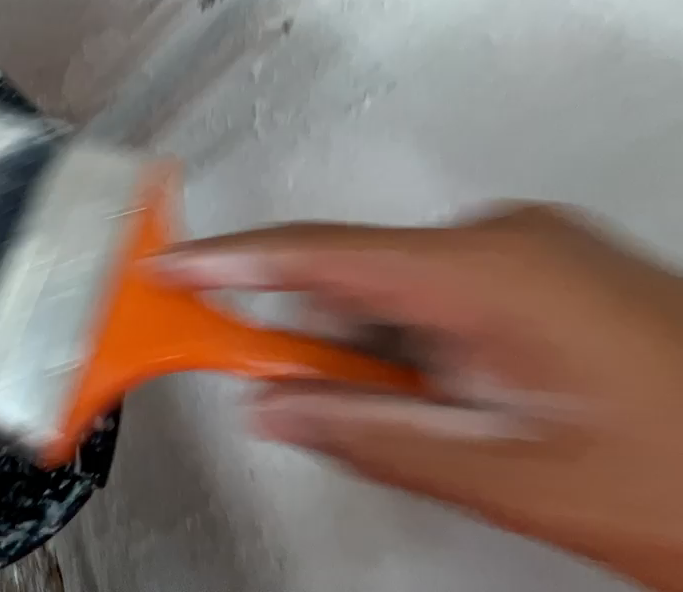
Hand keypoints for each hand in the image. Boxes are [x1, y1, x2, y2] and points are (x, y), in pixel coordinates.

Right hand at [154, 205, 682, 590]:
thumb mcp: (514, 475)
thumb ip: (369, 435)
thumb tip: (271, 409)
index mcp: (486, 270)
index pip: (310, 253)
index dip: (221, 263)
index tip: (161, 271)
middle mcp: (504, 238)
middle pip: (351, 276)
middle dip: (328, 341)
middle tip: (334, 405)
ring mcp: (534, 247)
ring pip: (395, 288)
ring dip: (386, 351)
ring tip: (454, 420)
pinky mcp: (552, 265)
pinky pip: (439, 289)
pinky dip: (424, 342)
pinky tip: (477, 397)